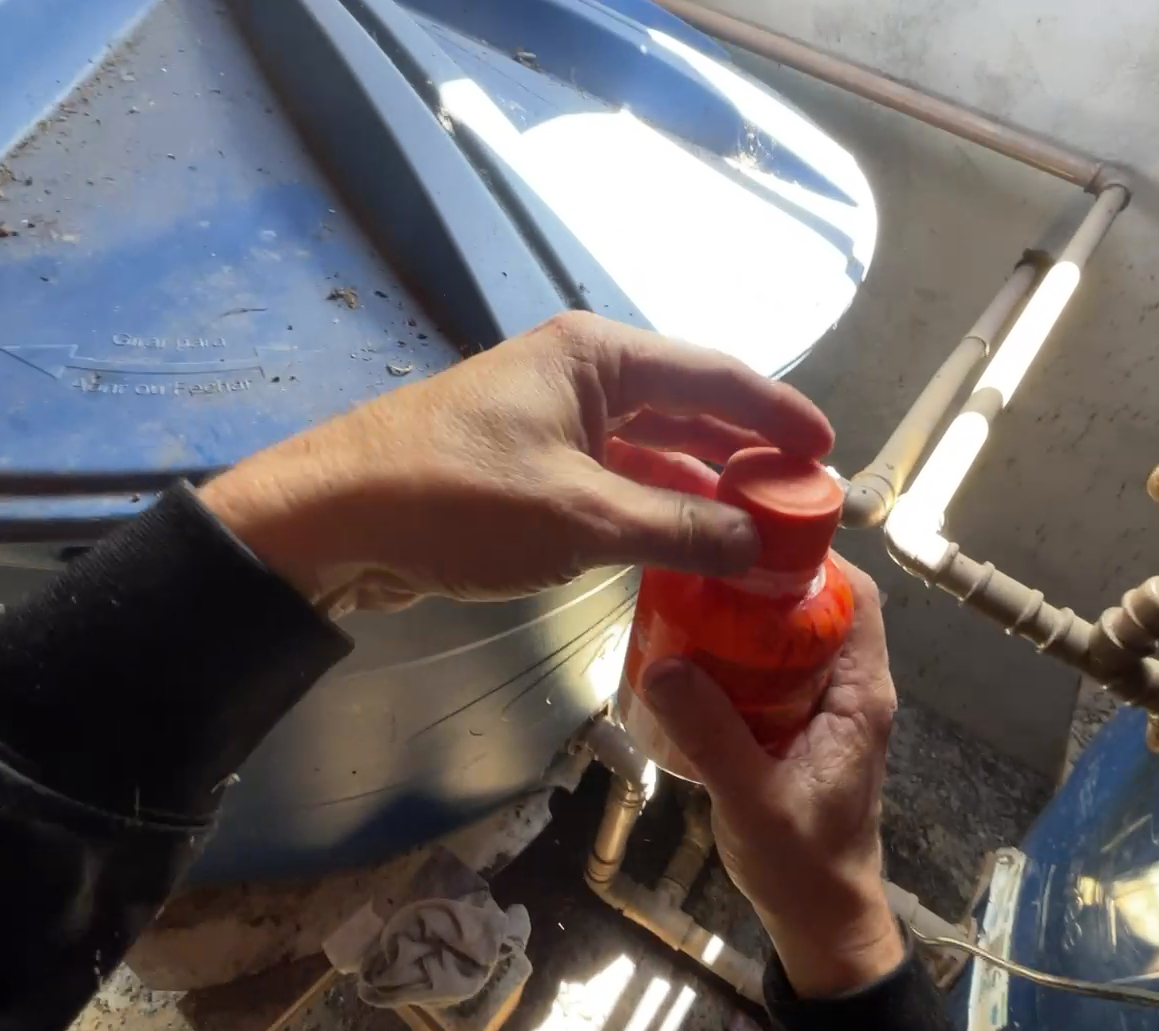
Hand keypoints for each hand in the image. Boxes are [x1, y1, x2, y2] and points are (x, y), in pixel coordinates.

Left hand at [199, 312, 832, 612]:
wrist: (332, 522)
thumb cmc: (457, 500)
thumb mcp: (579, 516)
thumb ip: (677, 530)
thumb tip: (761, 545)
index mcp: (599, 358)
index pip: (715, 377)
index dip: (777, 412)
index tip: (826, 449)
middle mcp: (585, 378)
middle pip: (689, 411)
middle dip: (746, 454)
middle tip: (801, 498)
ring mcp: (558, 423)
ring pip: (655, 452)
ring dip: (704, 488)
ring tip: (758, 525)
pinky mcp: (537, 467)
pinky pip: (619, 482)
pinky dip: (657, 510)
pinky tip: (690, 541)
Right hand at [639, 557, 904, 997]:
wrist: (819, 917)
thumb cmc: (803, 865)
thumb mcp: (755, 799)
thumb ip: (711, 735)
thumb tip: (662, 664)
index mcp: (862, 694)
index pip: (857, 599)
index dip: (816, 559)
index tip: (755, 536)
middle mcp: (850, 688)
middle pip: (821, 607)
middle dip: (768, 581)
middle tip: (707, 563)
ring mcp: (825, 706)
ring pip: (793, 637)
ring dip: (749, 616)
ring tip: (693, 596)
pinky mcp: (798, 724)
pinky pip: (772, 670)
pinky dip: (738, 653)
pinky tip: (693, 652)